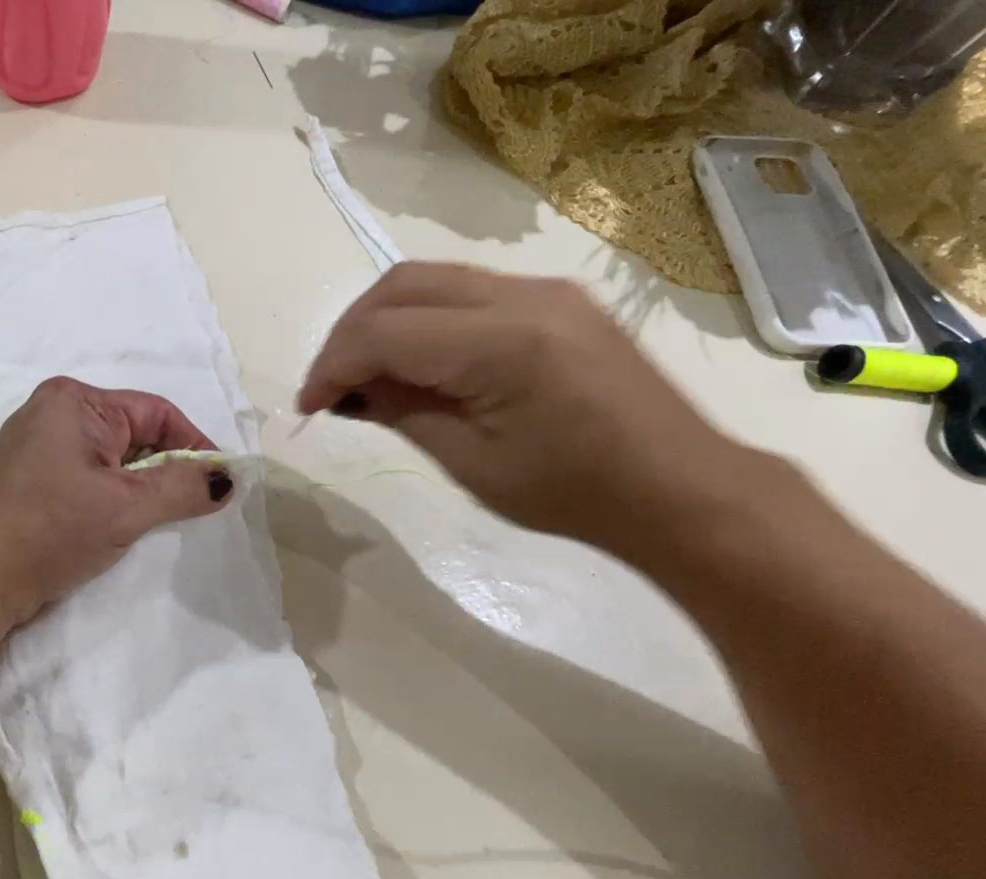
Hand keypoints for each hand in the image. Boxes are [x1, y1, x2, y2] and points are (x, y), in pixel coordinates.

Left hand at [0, 377, 234, 625]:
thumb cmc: (50, 532)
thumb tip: (227, 479)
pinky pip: (86, 476)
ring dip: (138, 487)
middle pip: (133, 433)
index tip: (221, 485)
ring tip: (153, 519)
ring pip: (110, 459)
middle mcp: (52, 412)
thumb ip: (182, 488)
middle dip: (164, 469)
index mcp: (73, 401)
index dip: (194, 446)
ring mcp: (36, 447)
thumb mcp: (126, 507)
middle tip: (190, 507)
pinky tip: (118, 524)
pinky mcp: (28, 480)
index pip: (156, 413)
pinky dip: (110, 496)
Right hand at [296, 262, 757, 554]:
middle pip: (402, 285)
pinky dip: (422, 320)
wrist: (678, 487)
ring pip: (431, 280)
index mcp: (504, 344)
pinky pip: (467, 292)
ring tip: (364, 376)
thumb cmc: (572, 493)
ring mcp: (546, 291)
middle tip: (329, 386)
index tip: (308, 407)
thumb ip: (404, 412)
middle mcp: (525, 297)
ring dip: (382, 321)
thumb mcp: (471, 463)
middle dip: (349, 333)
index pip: (385, 332)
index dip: (332, 365)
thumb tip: (351, 390)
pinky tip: (414, 364)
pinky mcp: (557, 300)